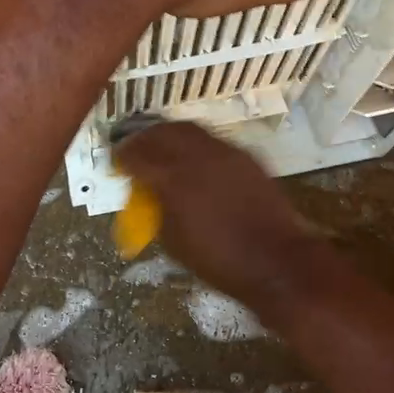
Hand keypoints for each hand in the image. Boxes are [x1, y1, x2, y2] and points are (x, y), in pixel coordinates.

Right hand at [115, 121, 326, 312]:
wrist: (277, 262)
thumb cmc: (221, 262)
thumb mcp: (175, 242)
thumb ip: (158, 210)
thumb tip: (151, 195)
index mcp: (173, 180)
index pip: (138, 156)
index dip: (122, 156)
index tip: (116, 160)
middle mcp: (196, 157)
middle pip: (161, 133)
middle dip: (144, 139)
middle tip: (135, 148)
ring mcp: (223, 152)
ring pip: (188, 129)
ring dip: (169, 135)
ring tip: (161, 146)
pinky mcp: (244, 156)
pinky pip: (212, 140)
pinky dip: (195, 144)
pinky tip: (193, 157)